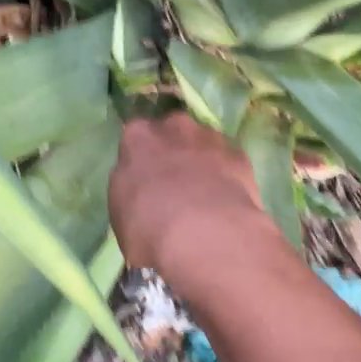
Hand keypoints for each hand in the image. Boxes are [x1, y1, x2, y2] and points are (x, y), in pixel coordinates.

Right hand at [109, 112, 272, 274]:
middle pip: (172, 132)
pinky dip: (226, 176)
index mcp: (138, 138)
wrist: (206, 234)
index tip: (145, 179)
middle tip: (175, 184)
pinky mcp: (238, 153)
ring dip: (202, 161)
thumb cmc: (150, 229)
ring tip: (204, 196)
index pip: (136, 137)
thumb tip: (141, 189)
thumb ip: (130, 189)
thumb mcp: (122, 214)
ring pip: (203, 143)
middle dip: (173, 151)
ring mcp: (210, 137)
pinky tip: (226, 201)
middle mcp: (174, 127)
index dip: (142, 158)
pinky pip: (228, 161)